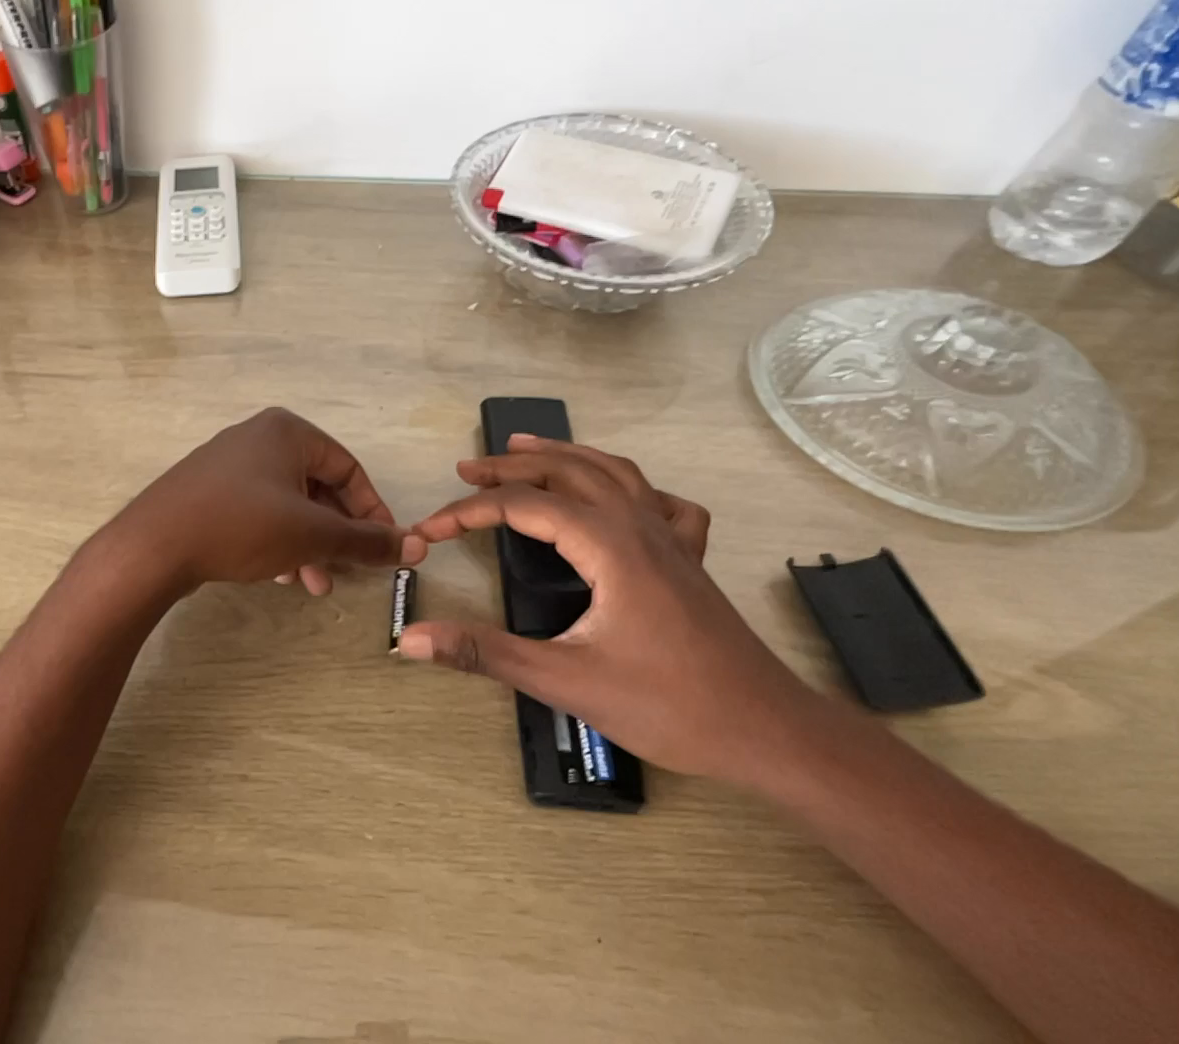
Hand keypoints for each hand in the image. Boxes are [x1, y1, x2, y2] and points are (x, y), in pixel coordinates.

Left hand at [111, 408, 426, 593]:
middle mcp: (257, 438)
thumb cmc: (242, 526)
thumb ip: (365, 541)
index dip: (372, 510)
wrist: (153, 545)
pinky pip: (256, 513)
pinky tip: (278, 575)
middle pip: (316, 487)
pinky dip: (275, 541)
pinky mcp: (205, 493)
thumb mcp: (311, 535)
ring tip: (314, 584)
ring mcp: (227, 465)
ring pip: (286, 505)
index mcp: (287, 431)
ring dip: (307, 545)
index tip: (384, 547)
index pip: (348, 468)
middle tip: (348, 571)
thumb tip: (417, 546)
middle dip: (336, 535)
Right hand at [397, 435, 818, 784]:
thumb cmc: (667, 705)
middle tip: (465, 469)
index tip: (429, 531)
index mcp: (611, 545)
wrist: (766, 730)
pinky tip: (619, 499)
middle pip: (570, 470)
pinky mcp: (691, 561)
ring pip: (615, 472)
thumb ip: (485, 654)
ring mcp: (673, 540)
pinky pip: (659, 502)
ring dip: (564, 455)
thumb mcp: (564, 681)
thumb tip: (412, 640)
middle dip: (511, 465)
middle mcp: (642, 527)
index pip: (525, 506)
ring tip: (524, 447)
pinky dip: (628, 486)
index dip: (469, 512)